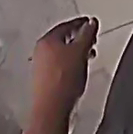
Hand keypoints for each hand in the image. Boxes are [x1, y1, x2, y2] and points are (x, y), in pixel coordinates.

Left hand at [22, 15, 97, 133]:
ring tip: (88, 58)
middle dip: (79, 39)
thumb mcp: (80, 52)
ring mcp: (40, 66)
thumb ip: (87, 35)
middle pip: (63, 39)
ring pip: (61, 53)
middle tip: (92, 41)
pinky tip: (78, 72)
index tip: (91, 23)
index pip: (66, 25)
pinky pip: (58, 65)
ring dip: (75, 53)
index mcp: (47, 40)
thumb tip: (91, 23)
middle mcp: (40, 51)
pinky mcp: (43, 80)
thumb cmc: (63, 80)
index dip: (81, 23)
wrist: (51, 110)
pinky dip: (70, 64)